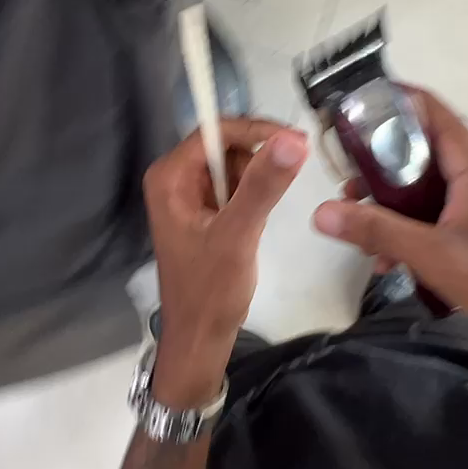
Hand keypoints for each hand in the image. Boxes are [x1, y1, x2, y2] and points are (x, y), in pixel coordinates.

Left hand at [143, 118, 307, 406]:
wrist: (200, 338)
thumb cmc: (211, 290)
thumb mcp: (239, 234)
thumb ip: (263, 186)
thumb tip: (293, 139)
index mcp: (169, 176)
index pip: (216, 130)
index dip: (257, 131)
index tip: (298, 142)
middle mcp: (173, 178)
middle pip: (225, 145)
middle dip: (255, 165)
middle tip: (269, 199)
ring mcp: (187, 195)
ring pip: (234, 166)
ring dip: (254, 184)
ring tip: (253, 221)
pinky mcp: (201, 211)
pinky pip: (233, 187)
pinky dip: (250, 199)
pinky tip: (250, 225)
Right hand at [312, 88, 467, 340]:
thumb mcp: (432, 255)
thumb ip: (376, 231)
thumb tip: (321, 212)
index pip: (426, 107)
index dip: (385, 103)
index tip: (346, 118)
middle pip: (418, 147)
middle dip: (377, 169)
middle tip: (346, 191)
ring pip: (424, 183)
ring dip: (391, 205)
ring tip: (361, 234)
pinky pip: (437, 209)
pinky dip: (412, 226)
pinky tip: (391, 262)